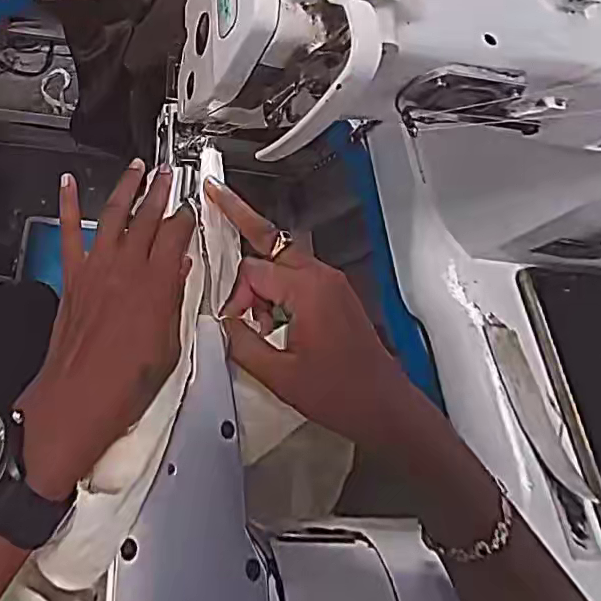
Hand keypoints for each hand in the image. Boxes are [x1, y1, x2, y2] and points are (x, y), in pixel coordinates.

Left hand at [17, 161, 195, 499]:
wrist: (77, 402)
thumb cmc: (126, 383)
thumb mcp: (169, 345)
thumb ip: (175, 301)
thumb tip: (180, 272)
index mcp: (157, 284)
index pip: (176, 235)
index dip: (186, 216)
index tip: (191, 208)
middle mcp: (127, 268)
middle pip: (149, 217)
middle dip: (161, 191)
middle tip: (168, 174)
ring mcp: (97, 268)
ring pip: (115, 214)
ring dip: (127, 187)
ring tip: (137, 168)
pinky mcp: (74, 276)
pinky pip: (70, 233)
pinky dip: (69, 206)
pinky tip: (68, 184)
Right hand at [203, 178, 438, 457]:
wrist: (383, 405)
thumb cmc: (342, 393)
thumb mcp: (279, 375)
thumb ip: (242, 342)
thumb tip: (223, 323)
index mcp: (308, 290)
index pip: (253, 271)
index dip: (234, 296)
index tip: (231, 321)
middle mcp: (321, 276)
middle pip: (269, 239)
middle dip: (240, 221)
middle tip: (217, 194)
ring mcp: (330, 282)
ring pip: (282, 257)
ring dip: (261, 278)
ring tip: (256, 317)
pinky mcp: (334, 292)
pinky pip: (297, 275)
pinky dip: (278, 288)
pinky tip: (273, 318)